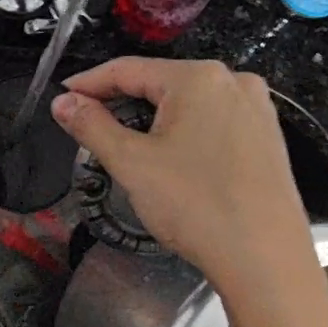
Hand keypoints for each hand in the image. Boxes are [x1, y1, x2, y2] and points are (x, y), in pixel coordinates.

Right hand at [51, 58, 308, 273]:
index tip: (61, 98)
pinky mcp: (266, 138)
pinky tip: (170, 160)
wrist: (263, 256)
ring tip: (125, 147)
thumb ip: (92, 126)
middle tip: (88, 128)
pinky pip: (212, 124)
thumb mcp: (132, 164)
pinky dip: (183, 134)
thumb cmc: (193, 204)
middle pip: (161, 84)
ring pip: (188, 106)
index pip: (129, 69)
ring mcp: (257, 109)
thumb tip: (62, 102)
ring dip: (152, 121)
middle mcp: (233, 81)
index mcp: (198, 78)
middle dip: (121, 104)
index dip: (89, 83)